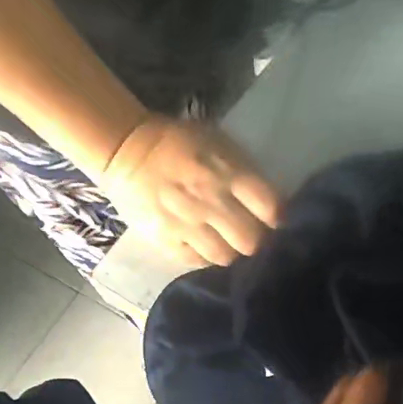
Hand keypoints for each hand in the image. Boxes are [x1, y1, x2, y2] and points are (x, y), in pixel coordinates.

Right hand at [97, 116, 282, 265]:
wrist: (125, 149)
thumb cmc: (179, 143)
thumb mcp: (218, 142)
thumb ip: (245, 171)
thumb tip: (272, 203)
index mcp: (228, 173)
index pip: (270, 209)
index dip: (276, 217)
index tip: (272, 219)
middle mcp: (211, 202)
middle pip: (251, 241)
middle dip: (255, 240)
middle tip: (249, 235)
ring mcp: (187, 224)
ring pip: (225, 257)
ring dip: (230, 251)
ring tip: (225, 243)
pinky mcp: (166, 240)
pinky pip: (197, 262)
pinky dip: (204, 257)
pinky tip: (204, 246)